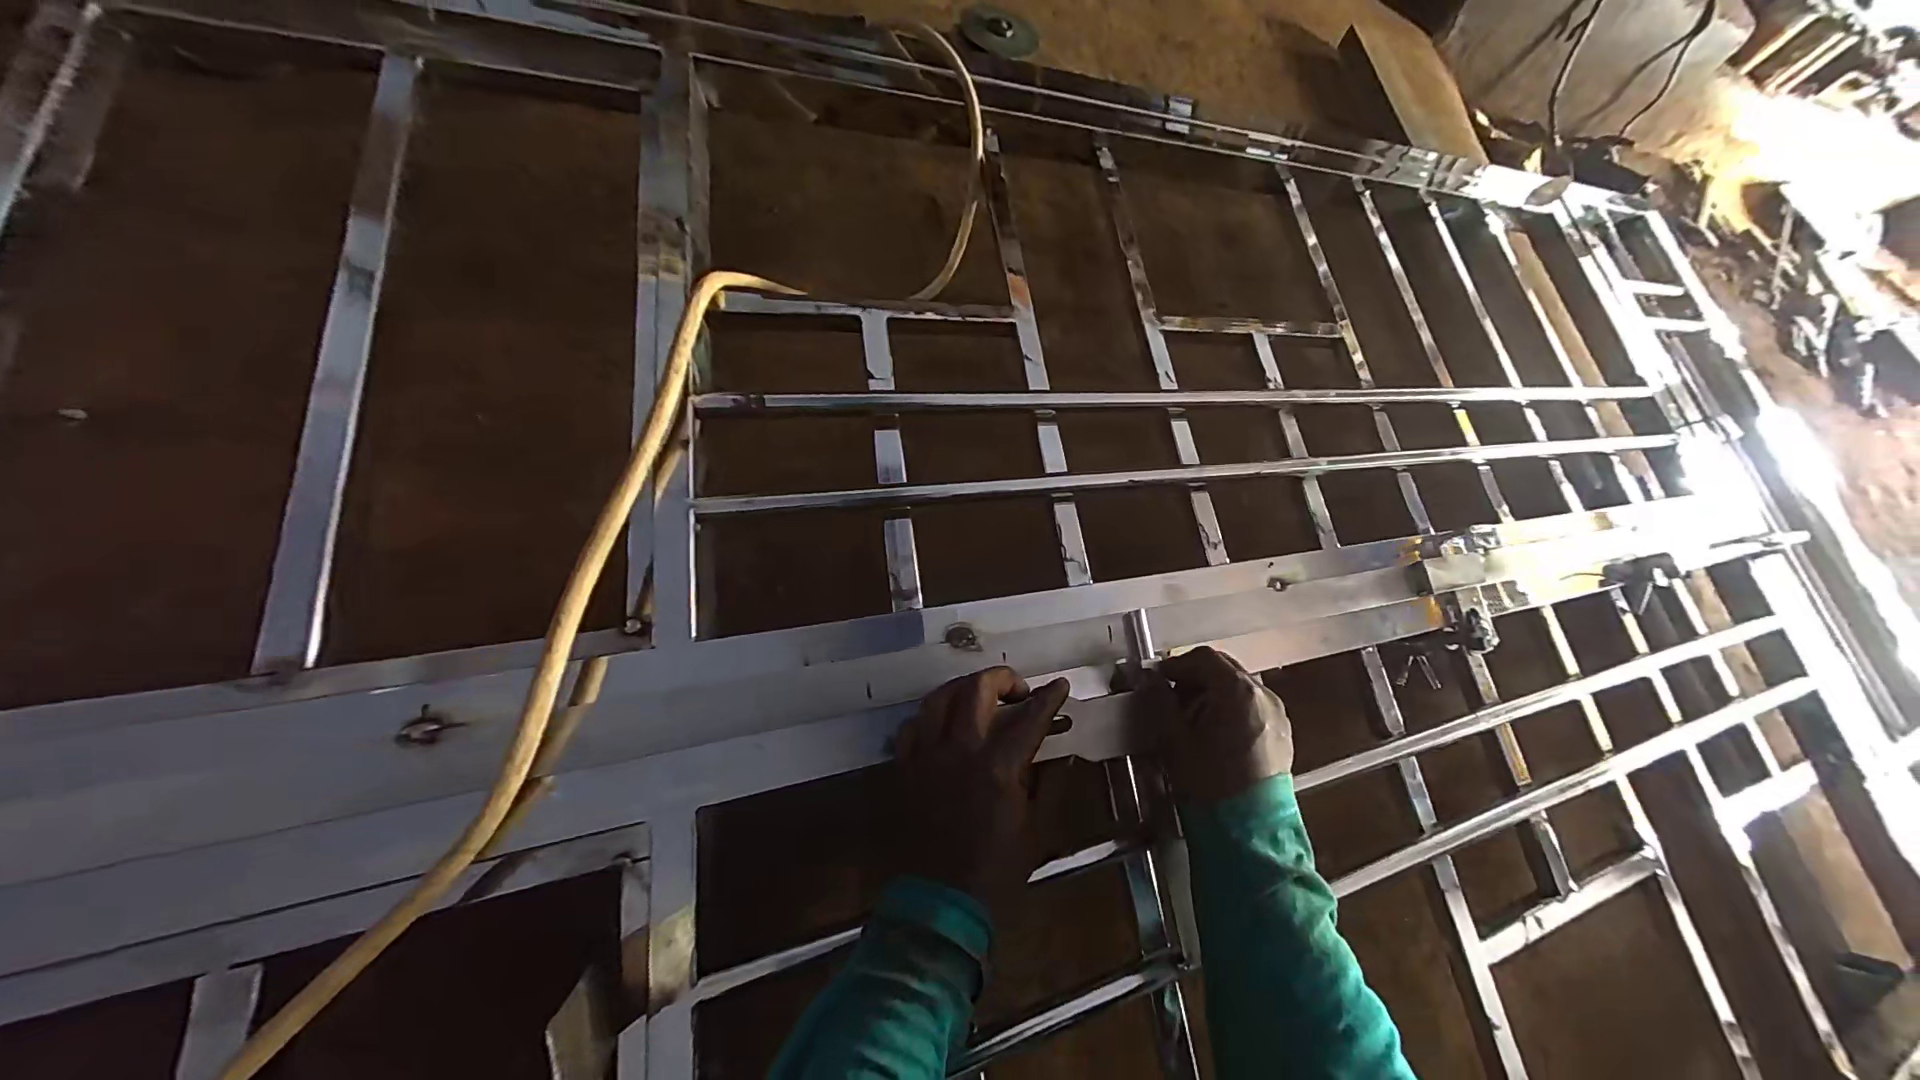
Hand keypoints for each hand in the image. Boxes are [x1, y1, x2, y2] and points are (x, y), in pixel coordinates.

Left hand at [891, 667, 1070, 913]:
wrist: (941, 902)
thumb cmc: (996, 870)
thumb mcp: (1035, 828)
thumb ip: (1047, 782)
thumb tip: (1057, 751)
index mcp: (997, 769)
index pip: (1028, 719)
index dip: (1048, 698)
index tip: (1059, 686)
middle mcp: (958, 752)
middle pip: (976, 690)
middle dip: (1002, 678)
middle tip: (1018, 690)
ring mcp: (926, 758)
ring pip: (938, 698)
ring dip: (963, 688)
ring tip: (979, 696)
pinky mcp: (904, 769)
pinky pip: (912, 726)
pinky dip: (930, 716)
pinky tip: (943, 723)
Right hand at [1155, 646, 1292, 802]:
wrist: (1249, 834)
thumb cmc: (1210, 786)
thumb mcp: (1174, 740)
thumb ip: (1159, 702)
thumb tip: (1149, 681)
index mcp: (1238, 692)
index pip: (1203, 658)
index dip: (1176, 664)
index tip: (1157, 678)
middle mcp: (1263, 697)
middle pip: (1224, 668)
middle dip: (1194, 677)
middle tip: (1169, 696)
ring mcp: (1277, 716)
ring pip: (1238, 687)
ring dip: (1211, 693)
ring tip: (1188, 719)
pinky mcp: (1281, 736)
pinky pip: (1251, 707)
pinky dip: (1229, 709)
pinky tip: (1211, 733)